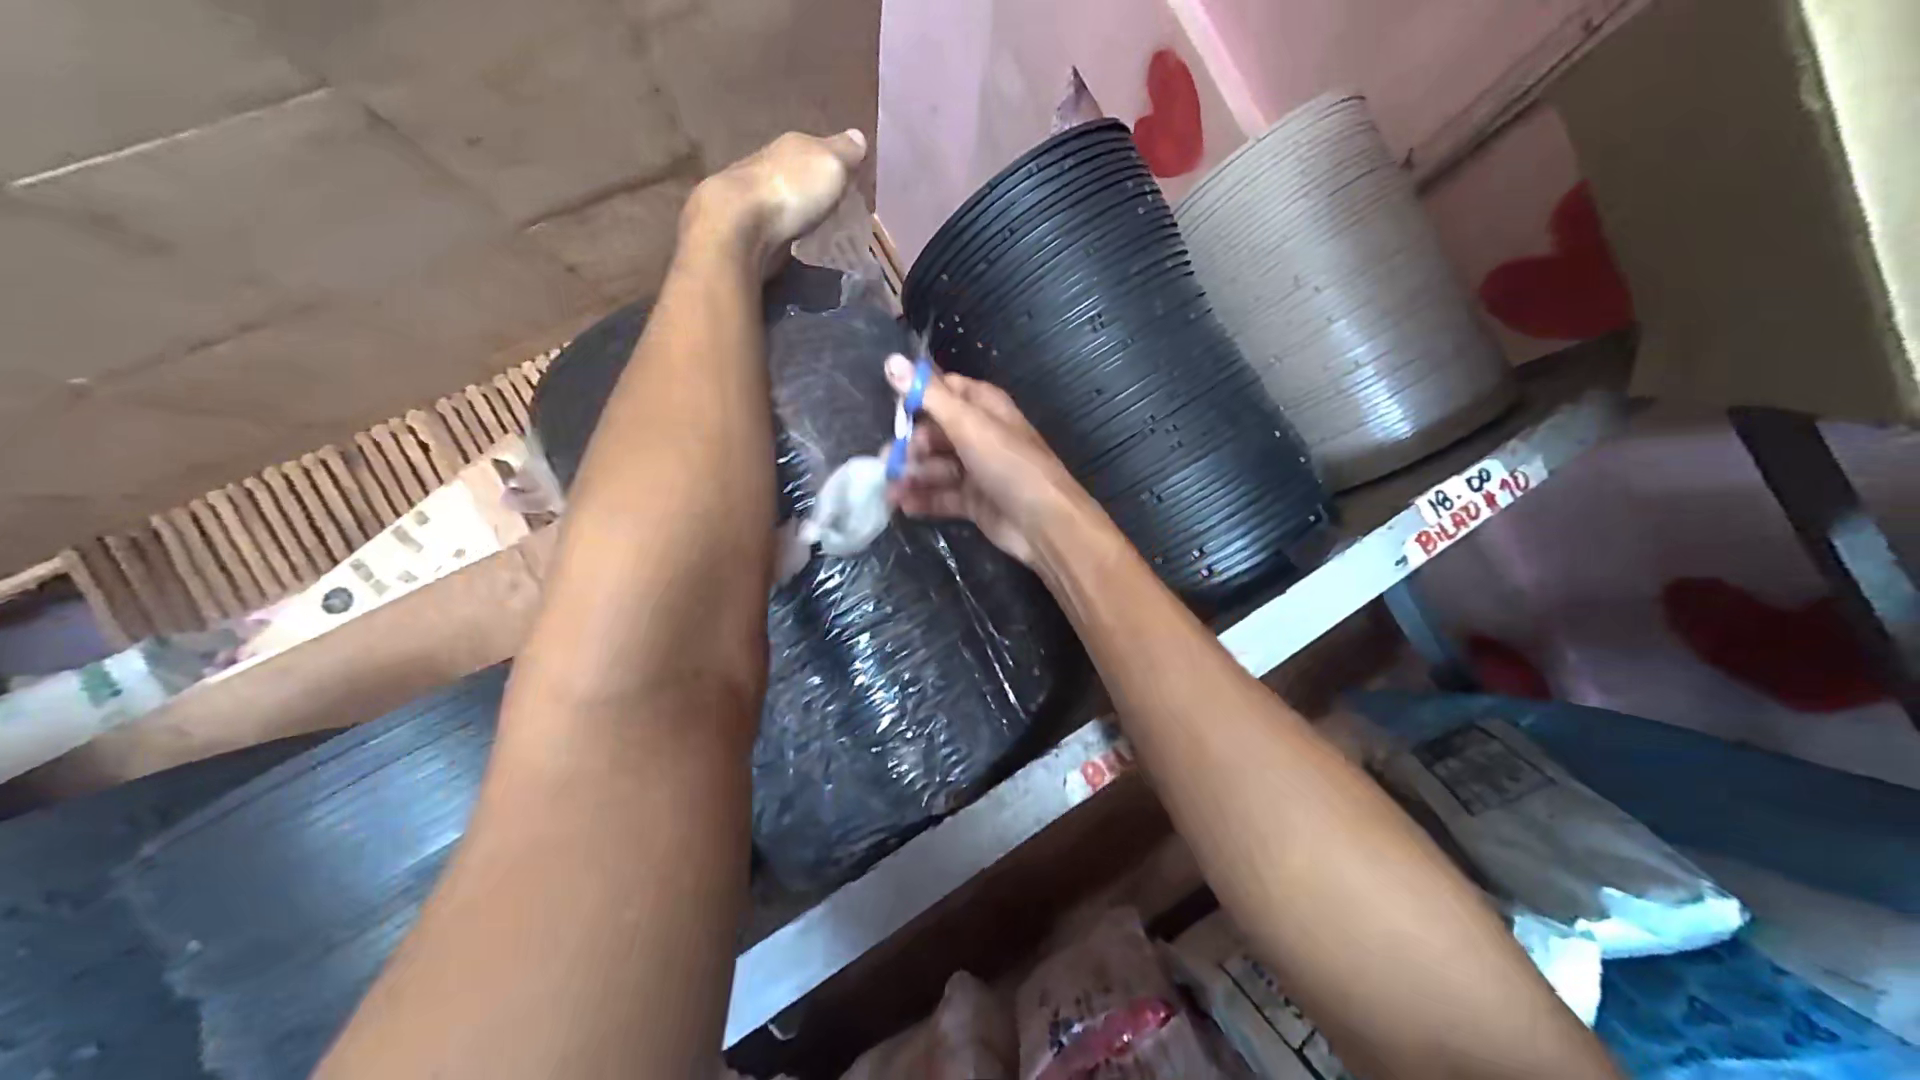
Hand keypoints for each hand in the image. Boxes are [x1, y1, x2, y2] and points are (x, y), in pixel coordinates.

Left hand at [683, 129, 867, 265]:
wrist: (739, 227)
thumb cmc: (792, 191)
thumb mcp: (831, 165)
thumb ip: (845, 152)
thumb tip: (857, 136)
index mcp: (792, 144)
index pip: (820, 147)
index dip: (837, 162)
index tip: (852, 181)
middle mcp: (769, 162)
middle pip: (799, 172)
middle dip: (814, 185)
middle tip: (836, 207)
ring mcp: (754, 194)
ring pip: (785, 197)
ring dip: (798, 208)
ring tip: (816, 226)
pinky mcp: (745, 225)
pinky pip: (774, 223)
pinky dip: (784, 228)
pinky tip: (792, 238)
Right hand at [884, 355, 1103, 569]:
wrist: (1043, 522)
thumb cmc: (1008, 464)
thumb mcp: (968, 424)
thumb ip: (928, 396)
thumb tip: (892, 361)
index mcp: (984, 407)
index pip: (943, 390)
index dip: (917, 397)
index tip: (892, 410)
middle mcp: (980, 435)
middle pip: (934, 432)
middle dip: (910, 446)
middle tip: (889, 460)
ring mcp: (977, 470)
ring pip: (936, 467)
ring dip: (912, 476)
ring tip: (890, 488)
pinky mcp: (974, 501)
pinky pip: (942, 495)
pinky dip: (923, 499)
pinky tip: (903, 505)